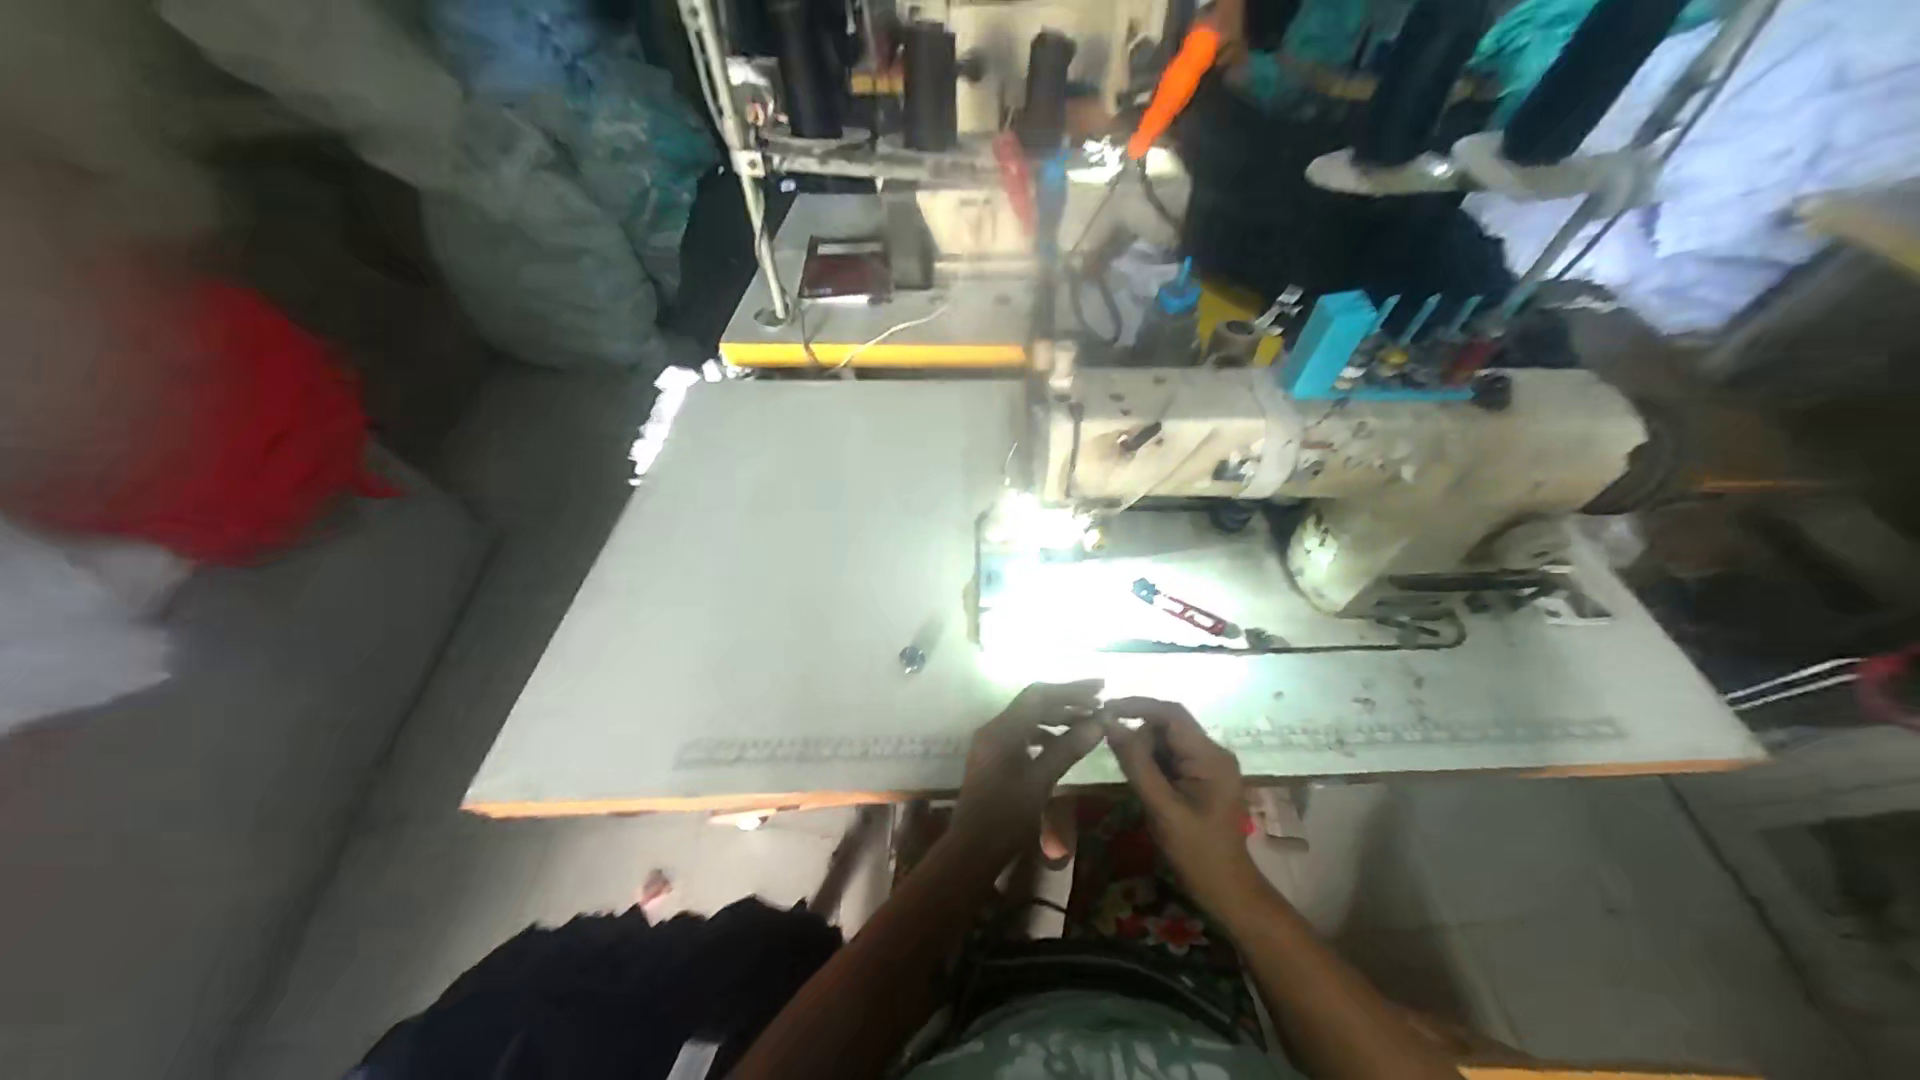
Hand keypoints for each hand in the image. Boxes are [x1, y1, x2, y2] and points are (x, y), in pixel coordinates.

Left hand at [951, 681, 1104, 861]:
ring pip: (1029, 717)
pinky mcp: (995, 756)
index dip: (1071, 689)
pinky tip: (1065, 743)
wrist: (972, 850)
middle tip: (1100, 703)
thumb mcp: (1041, 782)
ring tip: (1088, 722)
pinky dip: (1046, 733)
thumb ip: (1067, 749)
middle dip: (1067, 700)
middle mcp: (994, 729)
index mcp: (1001, 730)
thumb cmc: (1006, 818)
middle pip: (1033, 703)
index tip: (1101, 688)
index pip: (1038, 695)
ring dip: (1058, 716)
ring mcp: (992, 742)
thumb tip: (1099, 721)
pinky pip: (1023, 733)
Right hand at [1103, 697, 1264, 916]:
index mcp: (1210, 756)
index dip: (1137, 706)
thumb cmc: (1196, 852)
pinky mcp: (1202, 778)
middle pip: (1168, 726)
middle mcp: (1213, 753)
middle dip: (1140, 736)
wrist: (1227, 891)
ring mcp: (1210, 765)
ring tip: (1135, 782)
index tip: (1106, 710)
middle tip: (1118, 760)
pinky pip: (1172, 757)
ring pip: (1167, 741)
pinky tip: (1146, 786)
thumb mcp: (1161, 807)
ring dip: (1145, 752)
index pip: (1171, 714)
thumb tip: (1109, 724)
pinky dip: (1153, 764)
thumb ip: (1136, 763)